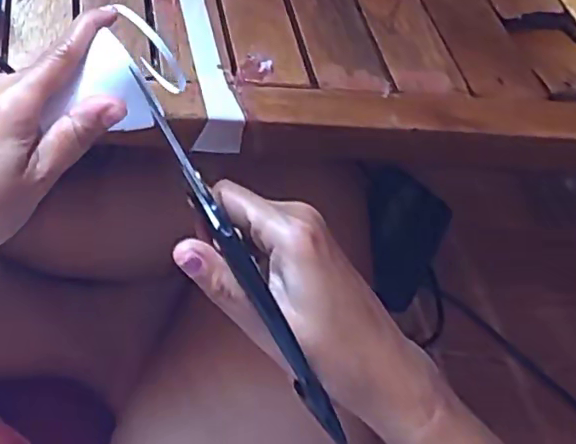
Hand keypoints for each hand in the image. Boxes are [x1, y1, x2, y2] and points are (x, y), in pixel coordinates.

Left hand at [0, 8, 126, 288]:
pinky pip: (14, 92)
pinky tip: (49, 121)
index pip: (60, 54)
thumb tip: (112, 101)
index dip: (88, 29)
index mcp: (13, 101)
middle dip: (82, 62)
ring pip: (30, 79)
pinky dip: (39, 97)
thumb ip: (74, 134)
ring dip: (60, 84)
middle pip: (46, 63)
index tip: (112, 12)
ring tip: (88, 106)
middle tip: (116, 78)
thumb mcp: (38, 177)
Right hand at [174, 182, 466, 443]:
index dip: (205, 220)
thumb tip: (182, 249)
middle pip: (233, 204)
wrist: (393, 380)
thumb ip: (220, 281)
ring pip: (246, 216)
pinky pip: (264, 227)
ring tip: (261, 290)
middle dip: (223, 238)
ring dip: (240, 248)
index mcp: (291, 230)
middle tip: (238, 282)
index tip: (211, 255)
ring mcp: (310, 225)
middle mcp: (302, 217)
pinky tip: (274, 287)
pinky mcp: (313, 236)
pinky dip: (257, 252)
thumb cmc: (338, 357)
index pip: (222, 194)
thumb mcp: (267, 322)